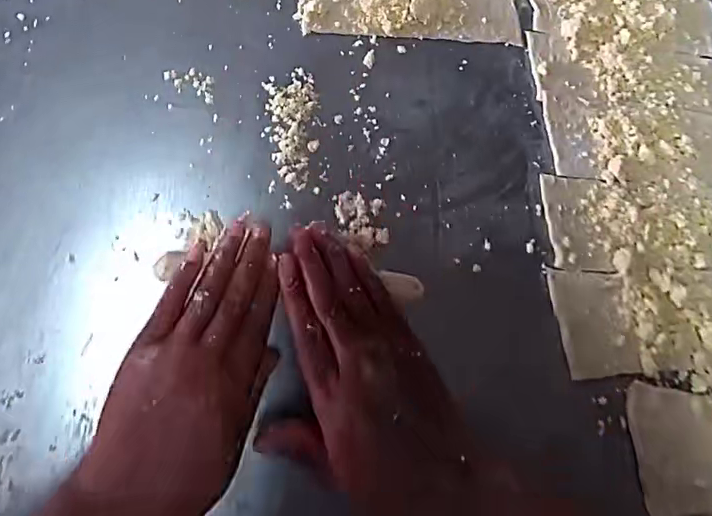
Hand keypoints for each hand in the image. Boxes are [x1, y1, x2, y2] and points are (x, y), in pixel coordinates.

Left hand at [45, 216, 279, 515]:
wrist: (123, 497)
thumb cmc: (181, 478)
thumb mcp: (230, 443)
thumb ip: (251, 393)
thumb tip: (272, 354)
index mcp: (230, 382)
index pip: (257, 322)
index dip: (270, 287)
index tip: (279, 259)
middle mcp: (205, 358)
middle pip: (235, 299)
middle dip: (251, 259)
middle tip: (262, 228)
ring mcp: (172, 348)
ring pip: (206, 293)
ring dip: (224, 256)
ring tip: (238, 228)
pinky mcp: (143, 348)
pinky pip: (168, 303)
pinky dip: (184, 275)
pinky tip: (198, 251)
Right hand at [255, 225, 532, 515]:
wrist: (448, 480)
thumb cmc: (386, 479)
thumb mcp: (335, 468)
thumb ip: (300, 441)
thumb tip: (262, 434)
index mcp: (332, 393)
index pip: (306, 330)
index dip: (293, 291)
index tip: (283, 262)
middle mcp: (357, 360)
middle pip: (329, 301)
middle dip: (312, 263)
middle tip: (299, 232)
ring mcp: (385, 345)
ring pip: (355, 292)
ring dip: (337, 259)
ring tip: (321, 232)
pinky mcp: (408, 340)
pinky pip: (382, 298)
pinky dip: (366, 273)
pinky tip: (354, 256)